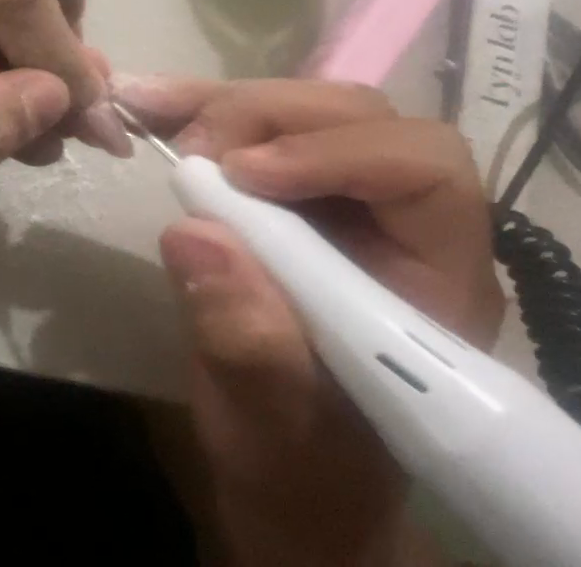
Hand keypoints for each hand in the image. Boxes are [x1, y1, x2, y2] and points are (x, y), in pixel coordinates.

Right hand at [117, 75, 504, 566]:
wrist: (286, 476)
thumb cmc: (294, 463)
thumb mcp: (267, 421)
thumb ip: (247, 340)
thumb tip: (193, 234)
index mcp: (432, 281)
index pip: (425, 172)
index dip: (336, 152)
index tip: (240, 175)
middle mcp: (400, 226)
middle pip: (361, 120)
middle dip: (267, 117)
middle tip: (185, 148)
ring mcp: (344, 206)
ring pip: (307, 112)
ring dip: (225, 104)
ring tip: (149, 110)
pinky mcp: (291, 200)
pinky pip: (256, 134)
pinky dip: (199, 114)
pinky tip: (148, 108)